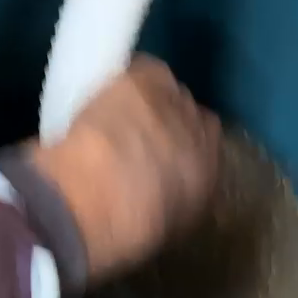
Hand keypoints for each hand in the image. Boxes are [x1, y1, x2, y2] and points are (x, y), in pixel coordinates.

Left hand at [30, 56, 219, 277]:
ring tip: (118, 108)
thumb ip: (172, 199)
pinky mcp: (144, 81)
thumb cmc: (118, 229)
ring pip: (168, 89)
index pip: (207, 146)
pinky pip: (146, 68)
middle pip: (190, 113)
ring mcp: (174, 104)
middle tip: (133, 128)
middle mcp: (201, 136)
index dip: (181, 142)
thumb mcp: (158, 227)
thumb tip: (161, 187)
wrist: (90, 201)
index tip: (157, 148)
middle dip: (167, 118)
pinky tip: (111, 86)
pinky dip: (131, 75)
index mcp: (206, 178)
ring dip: (147, 97)